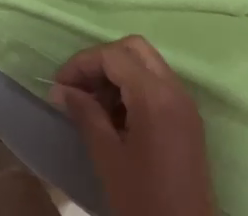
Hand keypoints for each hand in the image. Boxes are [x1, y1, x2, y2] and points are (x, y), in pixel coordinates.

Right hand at [49, 36, 216, 215]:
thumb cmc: (143, 199)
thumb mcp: (107, 156)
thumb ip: (85, 114)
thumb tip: (60, 89)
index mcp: (155, 96)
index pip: (113, 56)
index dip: (82, 64)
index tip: (59, 85)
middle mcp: (175, 90)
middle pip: (134, 49)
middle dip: (102, 61)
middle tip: (79, 87)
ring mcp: (185, 103)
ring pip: (147, 64)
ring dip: (118, 74)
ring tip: (93, 105)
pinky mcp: (188, 119)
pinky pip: (158, 85)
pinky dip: (134, 88)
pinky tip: (115, 117)